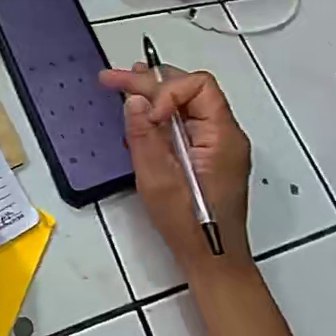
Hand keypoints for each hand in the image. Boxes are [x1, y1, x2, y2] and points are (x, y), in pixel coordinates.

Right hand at [99, 63, 252, 268]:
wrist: (211, 255)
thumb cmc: (187, 222)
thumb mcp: (158, 179)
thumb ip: (145, 136)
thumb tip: (135, 99)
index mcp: (222, 136)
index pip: (198, 87)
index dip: (165, 91)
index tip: (144, 114)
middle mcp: (224, 134)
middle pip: (191, 90)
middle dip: (150, 81)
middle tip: (111, 79)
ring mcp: (216, 143)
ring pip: (187, 102)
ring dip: (154, 90)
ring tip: (122, 81)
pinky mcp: (205, 153)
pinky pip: (184, 119)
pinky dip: (160, 108)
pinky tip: (139, 105)